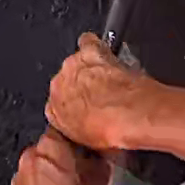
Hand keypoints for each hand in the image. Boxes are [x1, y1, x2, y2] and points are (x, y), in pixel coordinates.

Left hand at [4, 131, 108, 184]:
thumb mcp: (101, 181)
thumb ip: (100, 156)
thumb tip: (104, 147)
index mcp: (51, 147)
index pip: (64, 127)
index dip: (78, 137)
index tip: (87, 147)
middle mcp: (30, 159)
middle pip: (50, 149)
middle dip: (65, 159)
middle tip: (83, 177)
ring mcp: (17, 182)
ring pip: (38, 171)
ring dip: (51, 179)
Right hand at [46, 33, 164, 150]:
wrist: (130, 113)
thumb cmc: (112, 129)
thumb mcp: (91, 142)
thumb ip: (81, 131)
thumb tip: (91, 130)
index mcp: (54, 111)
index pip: (56, 106)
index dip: (72, 105)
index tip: (84, 108)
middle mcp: (59, 85)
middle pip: (65, 81)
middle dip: (79, 86)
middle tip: (99, 94)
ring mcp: (73, 66)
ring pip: (75, 62)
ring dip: (88, 68)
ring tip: (106, 77)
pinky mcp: (90, 51)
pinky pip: (87, 42)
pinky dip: (94, 45)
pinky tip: (104, 51)